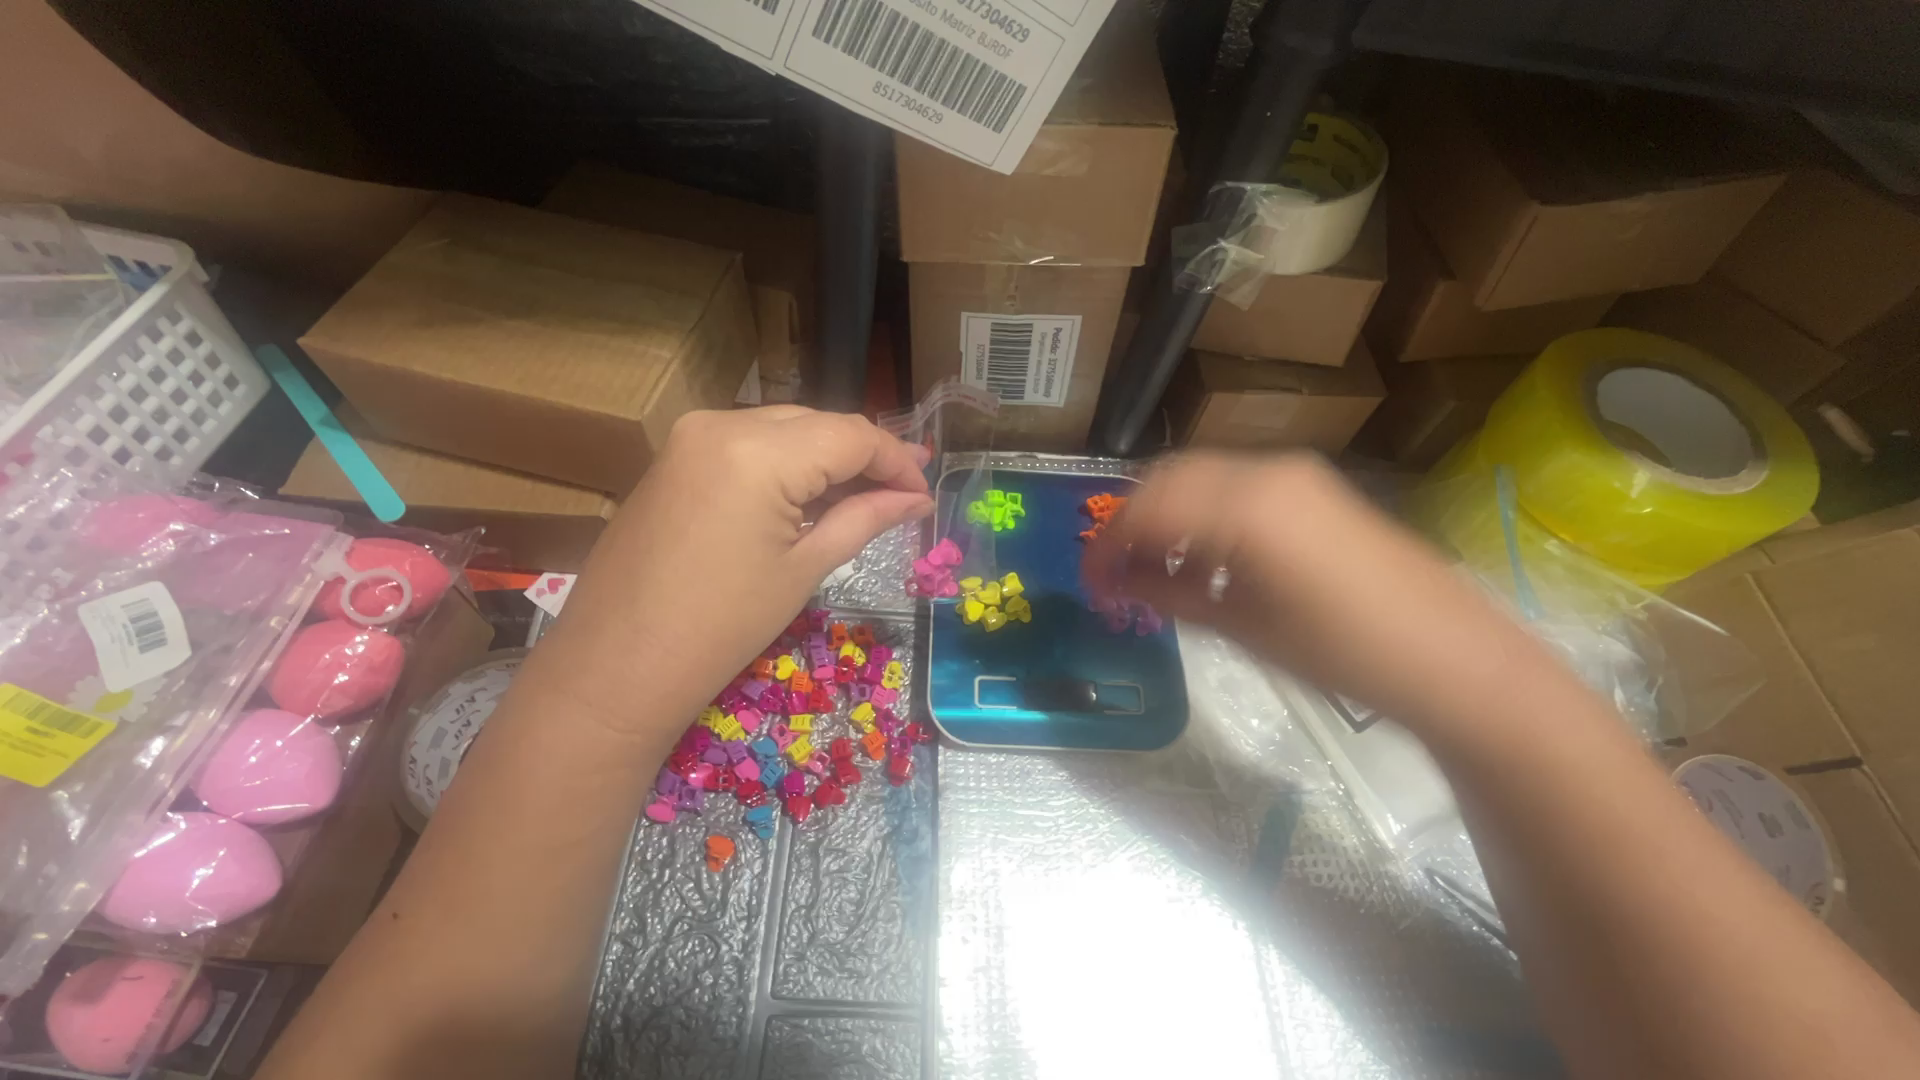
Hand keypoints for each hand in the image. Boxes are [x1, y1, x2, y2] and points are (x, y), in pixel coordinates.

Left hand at [538, 407, 932, 731]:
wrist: (616, 665)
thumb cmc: (721, 627)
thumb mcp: (804, 569)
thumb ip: (865, 519)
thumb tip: (916, 499)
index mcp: (759, 451)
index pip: (852, 435)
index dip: (898, 461)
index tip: (926, 494)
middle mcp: (722, 423)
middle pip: (818, 424)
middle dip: (864, 457)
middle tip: (903, 496)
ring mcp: (691, 436)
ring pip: (784, 430)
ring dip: (826, 459)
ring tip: (863, 500)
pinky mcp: (675, 457)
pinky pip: (748, 444)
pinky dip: (786, 465)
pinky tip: (809, 498)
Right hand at [1082, 453, 1548, 725]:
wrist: (1451, 657)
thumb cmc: (1341, 653)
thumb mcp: (1243, 628)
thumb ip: (1171, 593)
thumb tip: (1119, 582)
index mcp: (1245, 507)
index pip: (1148, 509)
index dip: (1108, 545)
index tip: (1090, 583)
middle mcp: (1266, 471)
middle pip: (1169, 478)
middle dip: (1131, 522)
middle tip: (1114, 574)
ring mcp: (1295, 474)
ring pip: (1200, 476)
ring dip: (1166, 514)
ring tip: (1154, 570)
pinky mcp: (1314, 488)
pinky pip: (1236, 486)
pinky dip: (1203, 512)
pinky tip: (1203, 557)